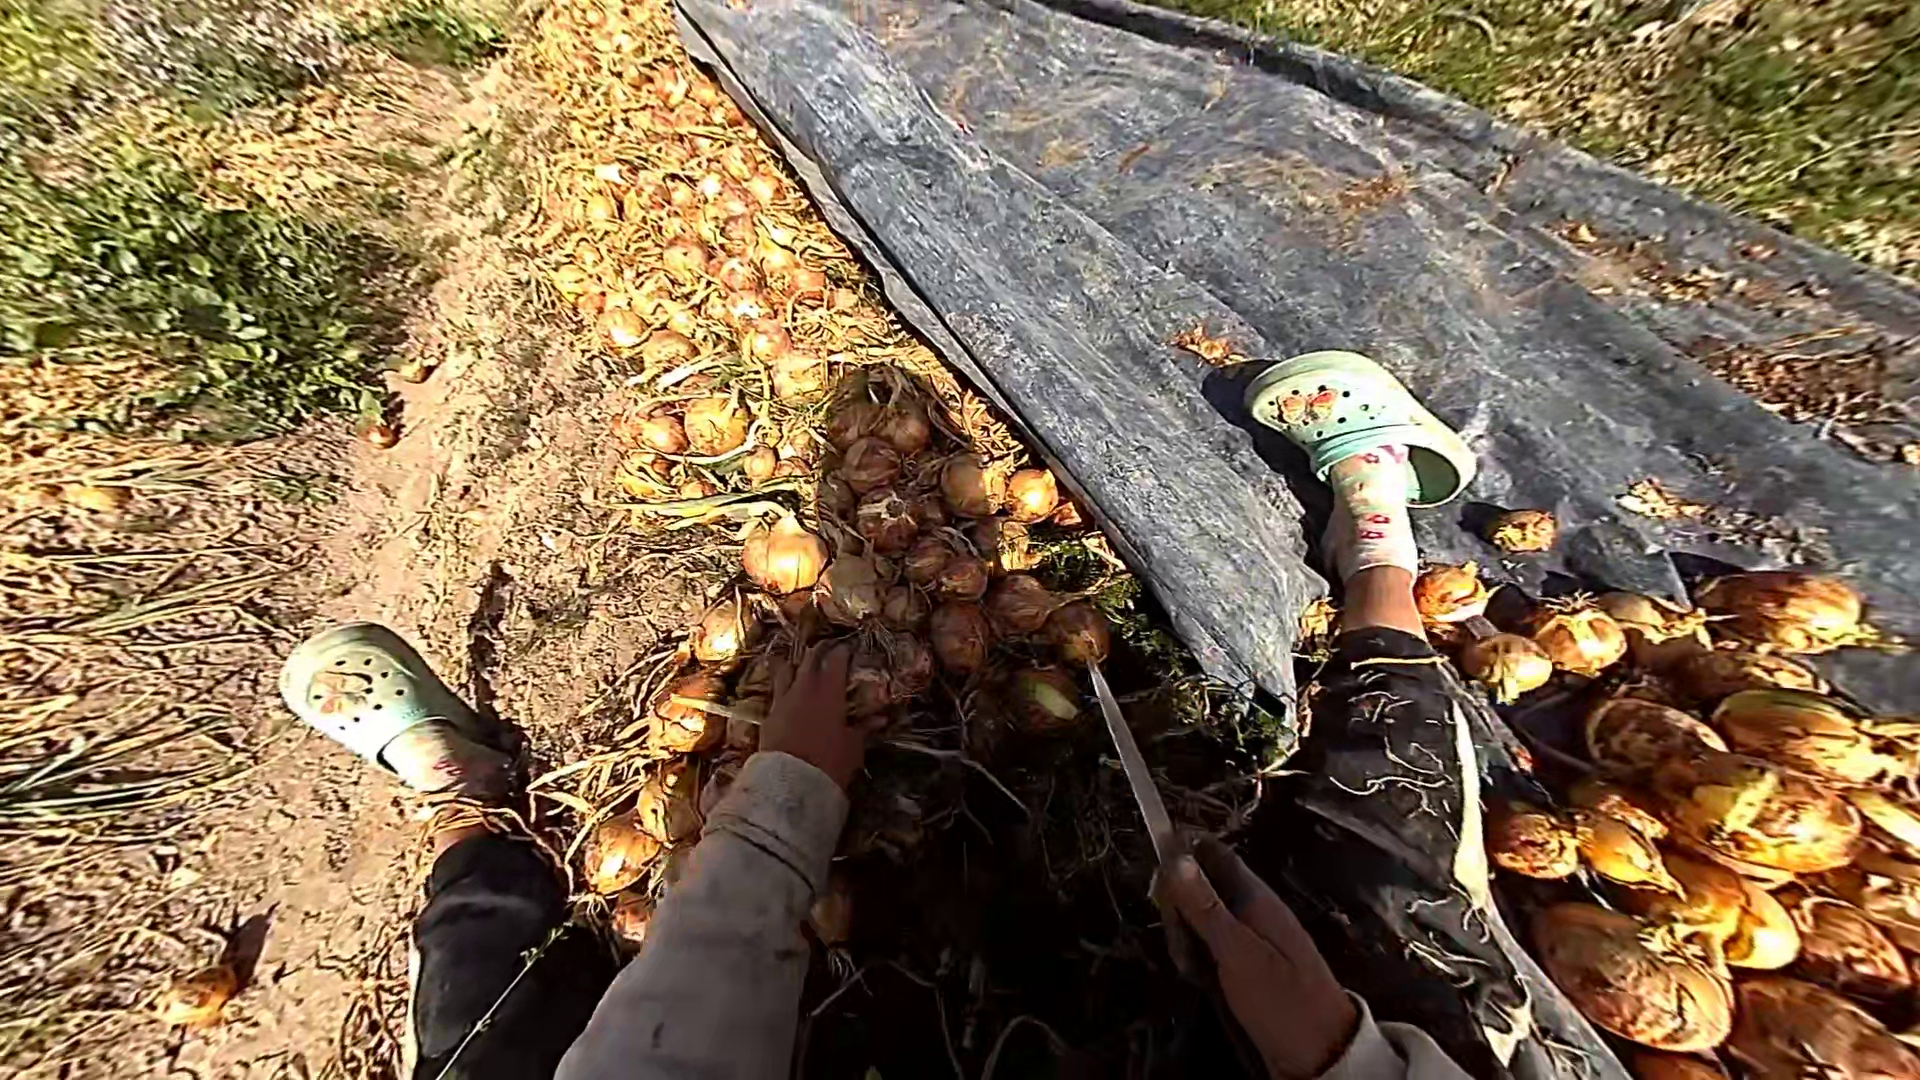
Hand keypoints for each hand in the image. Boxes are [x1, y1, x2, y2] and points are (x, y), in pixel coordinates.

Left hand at [759, 642, 870, 788]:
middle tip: (828, 646)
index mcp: (829, 691)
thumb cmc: (828, 763)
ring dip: (796, 664)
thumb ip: (865, 728)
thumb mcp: (853, 747)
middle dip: (820, 650)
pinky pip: (776, 693)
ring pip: (787, 670)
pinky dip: (783, 687)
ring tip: (802, 664)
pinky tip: (787, 692)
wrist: (788, 784)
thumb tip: (881, 719)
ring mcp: (783, 700)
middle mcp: (805, 688)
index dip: (843, 651)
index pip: (836, 660)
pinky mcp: (769, 715)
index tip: (849, 647)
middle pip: (810, 658)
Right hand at [1160, 839, 1359, 1079]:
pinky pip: (1208, 940)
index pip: (1207, 849)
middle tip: (1179, 941)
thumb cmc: (1283, 1003)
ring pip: (1198, 913)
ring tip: (1191, 968)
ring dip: (1184, 933)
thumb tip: (1176, 856)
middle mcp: (1248, 905)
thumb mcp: (1237, 953)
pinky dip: (1196, 953)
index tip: (1159, 882)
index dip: (1179, 854)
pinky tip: (1198, 975)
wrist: (1328, 1063)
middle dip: (1177, 905)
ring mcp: (1246, 933)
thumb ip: (1203, 904)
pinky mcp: (1243, 958)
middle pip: (1196, 882)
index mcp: (1251, 893)